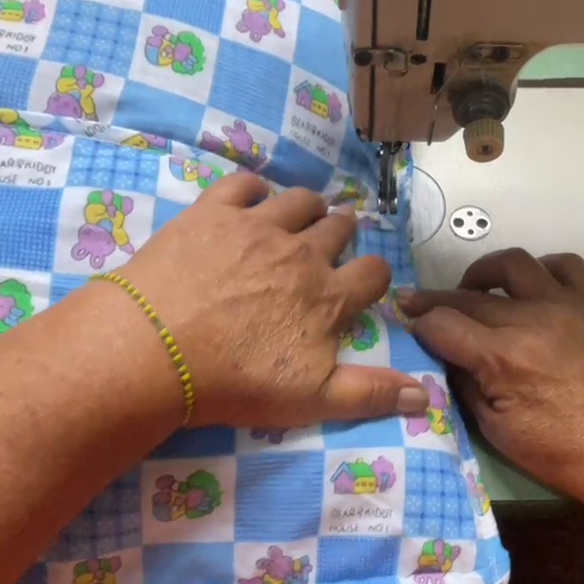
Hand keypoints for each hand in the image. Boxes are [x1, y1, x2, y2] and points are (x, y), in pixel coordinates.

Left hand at [115, 173, 427, 427]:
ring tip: (298, 218)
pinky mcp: (212, 211)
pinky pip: (244, 184)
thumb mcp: (311, 400)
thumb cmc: (236, 382)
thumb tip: (427, 397)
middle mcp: (301, 252)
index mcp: (328, 297)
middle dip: (340, 236)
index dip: (373, 277)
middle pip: (337, 228)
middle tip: (328, 247)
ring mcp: (256, 226)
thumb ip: (369, 394)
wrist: (156, 352)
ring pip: (298, 200)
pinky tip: (249, 200)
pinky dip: (253, 190)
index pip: (373, 273)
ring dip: (306, 208)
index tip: (363, 284)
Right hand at [400, 249, 583, 510]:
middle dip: (435, 301)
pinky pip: (564, 265)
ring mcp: (566, 306)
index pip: (441, 323)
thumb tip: (441, 356)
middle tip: (418, 306)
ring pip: (513, 263)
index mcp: (502, 358)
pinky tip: (529, 289)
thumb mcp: (493, 428)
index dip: (416, 324)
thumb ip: (464, 384)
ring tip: (473, 292)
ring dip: (483, 274)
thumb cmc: (557, 451)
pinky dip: (540, 269)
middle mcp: (531, 320)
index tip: (404, 325)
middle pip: (468, 296)